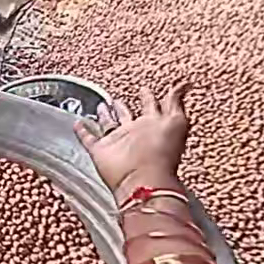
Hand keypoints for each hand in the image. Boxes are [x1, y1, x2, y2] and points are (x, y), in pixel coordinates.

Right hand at [73, 84, 191, 196]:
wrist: (143, 179)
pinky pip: (88, 139)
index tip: (144, 89)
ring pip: (109, 126)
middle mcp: (135, 133)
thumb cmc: (163, 152)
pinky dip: (83, 132)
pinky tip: (78, 124)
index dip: (147, 98)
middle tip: (116, 100)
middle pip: (127, 116)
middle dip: (122, 107)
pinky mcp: (100, 151)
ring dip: (104, 117)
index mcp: (153, 124)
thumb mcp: (177, 120)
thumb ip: (176, 101)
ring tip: (99, 107)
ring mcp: (117, 143)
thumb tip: (186, 83)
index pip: (150, 107)